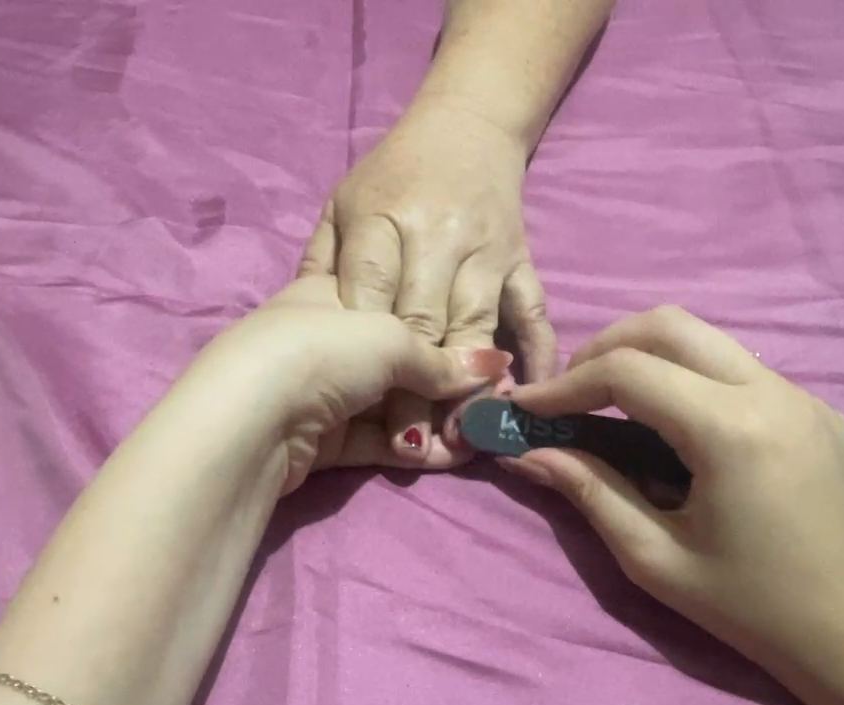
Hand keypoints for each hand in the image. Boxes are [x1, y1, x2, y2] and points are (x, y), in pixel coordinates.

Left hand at [180, 275, 512, 494]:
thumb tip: (493, 368)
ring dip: (432, 423)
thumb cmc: (322, 349)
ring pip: (389, 405)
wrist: (252, 414)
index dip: (445, 329)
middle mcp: (328, 339)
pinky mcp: (322, 440)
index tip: (486, 356)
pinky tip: (448, 456)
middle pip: (398, 362)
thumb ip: (442, 356)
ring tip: (474, 439)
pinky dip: (410, 447)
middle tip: (488, 407)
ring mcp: (323, 392)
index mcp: (337, 292)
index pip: (401, 303)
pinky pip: (376, 439)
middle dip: (445, 386)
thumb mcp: (390, 336)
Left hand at [303, 98, 556, 460]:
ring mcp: (486, 249)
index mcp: (382, 220)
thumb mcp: (340, 208)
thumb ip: (324, 264)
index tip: (363, 403)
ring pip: (479, 324)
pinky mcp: (522, 260)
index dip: (372, 352)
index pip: (374, 294)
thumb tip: (307, 328)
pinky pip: (534, 310)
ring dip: (473, 386)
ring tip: (464, 436)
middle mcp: (437, 234)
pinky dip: (536, 354)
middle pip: (426, 320)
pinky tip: (529, 397)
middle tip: (417, 441)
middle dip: (420, 385)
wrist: (468, 124)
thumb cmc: (389, 179)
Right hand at [498, 307, 843, 669]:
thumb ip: (590, 493)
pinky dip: (686, 378)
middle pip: (669, 326)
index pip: (628, 371)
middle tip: (566, 396)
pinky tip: (670, 429)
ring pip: (706, 339)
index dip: (564, 384)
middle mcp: (771, 393)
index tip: (525, 408)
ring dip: (645, 358)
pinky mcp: (816, 410)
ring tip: (607, 407)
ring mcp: (802, 396)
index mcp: (730, 431)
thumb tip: (530, 455)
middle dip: (602, 349)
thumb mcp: (654, 558)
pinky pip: (737, 370)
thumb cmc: (749, 606)